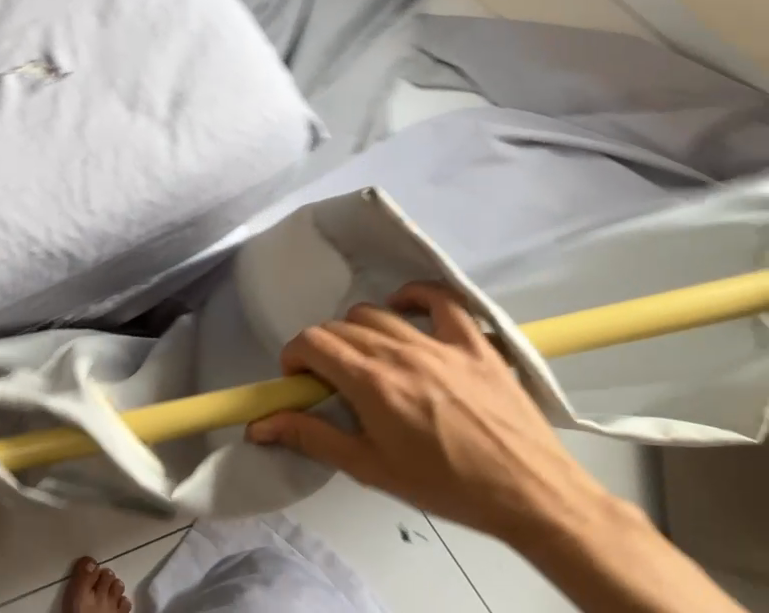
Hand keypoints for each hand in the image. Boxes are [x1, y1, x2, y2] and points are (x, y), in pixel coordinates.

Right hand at [246, 282, 610, 541]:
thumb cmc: (451, 487)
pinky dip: (416, 297)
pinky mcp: (477, 346)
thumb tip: (260, 425)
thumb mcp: (372, 469)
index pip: (310, 342)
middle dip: (323, 349)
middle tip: (333, 379)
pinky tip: (405, 310)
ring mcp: (441, 346)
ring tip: (367, 357)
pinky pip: (442, 301)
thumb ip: (311, 438)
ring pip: (376, 314)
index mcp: (371, 382)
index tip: (302, 380)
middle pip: (338, 327)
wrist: (537, 499)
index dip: (295, 357)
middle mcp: (400, 354)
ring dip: (358, 331)